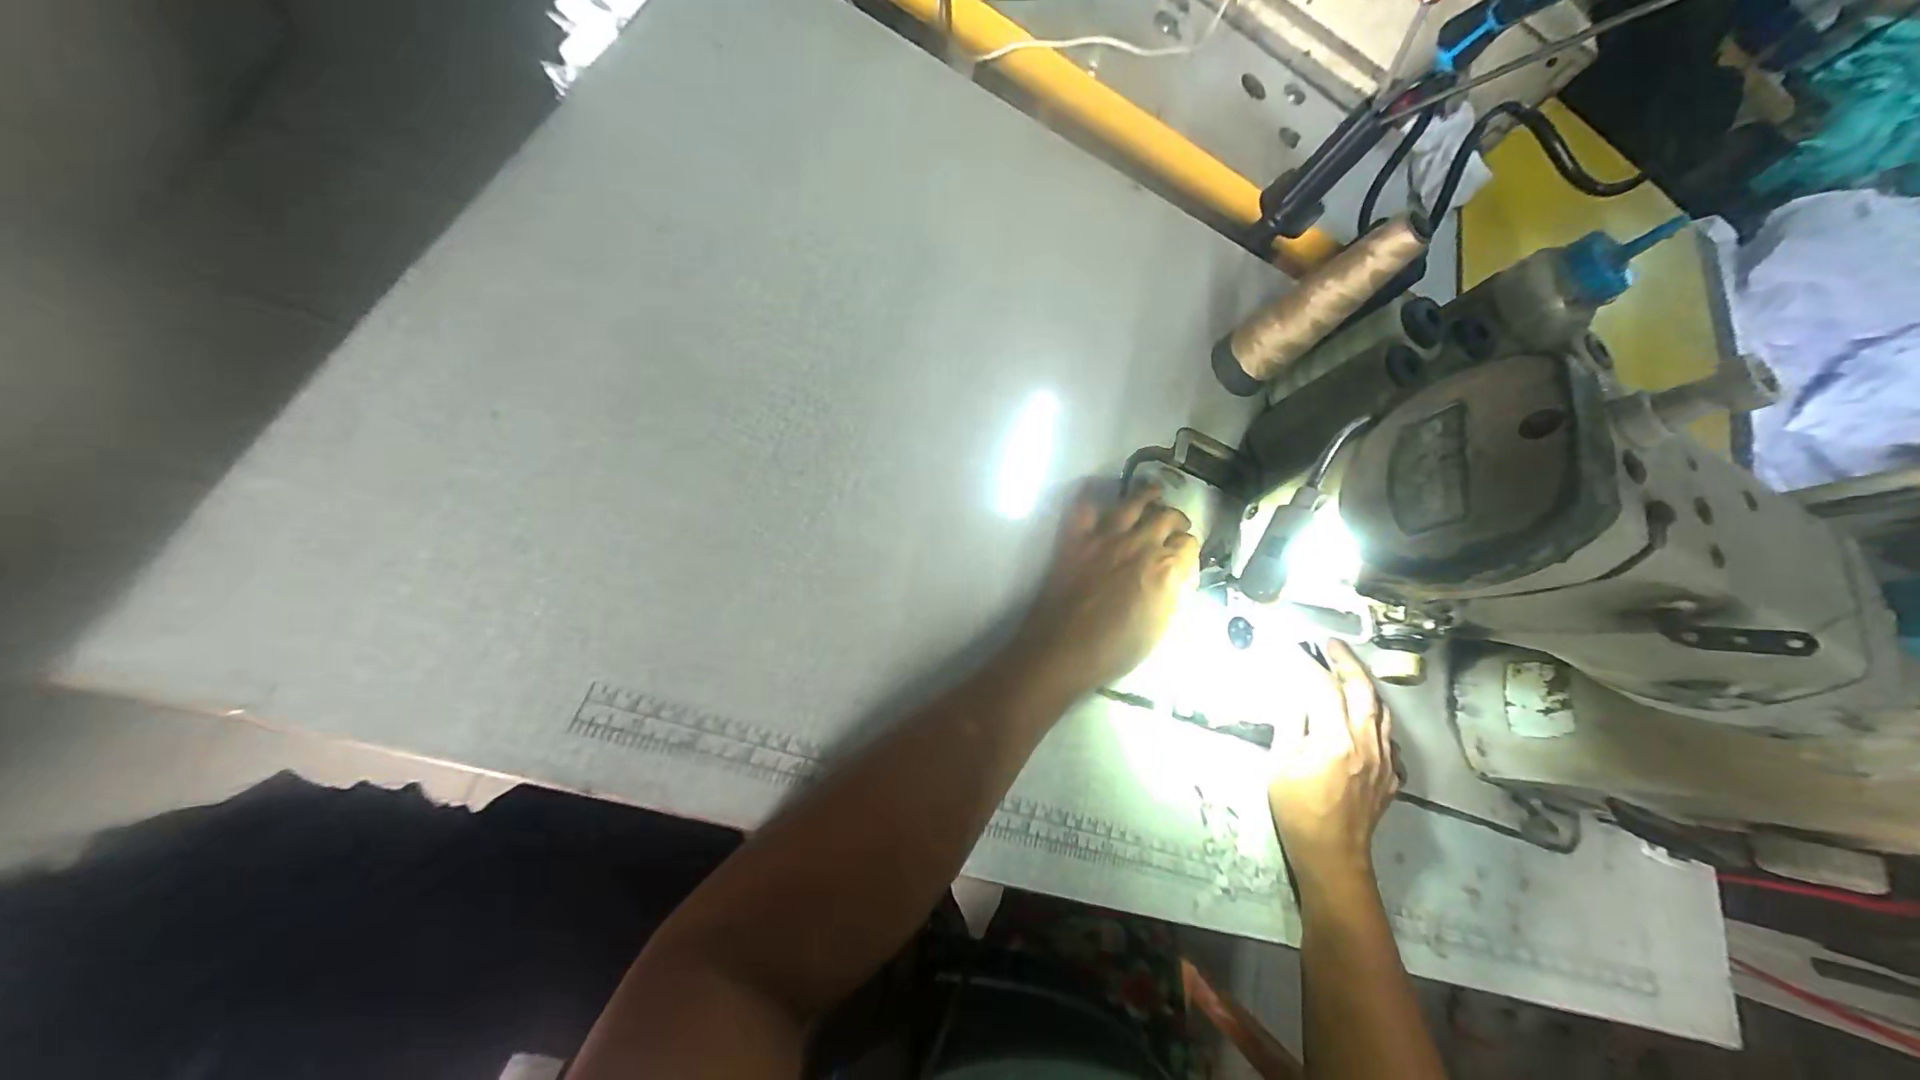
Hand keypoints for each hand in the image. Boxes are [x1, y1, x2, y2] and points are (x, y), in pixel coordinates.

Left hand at [1009, 483, 1198, 696]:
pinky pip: (1084, 506)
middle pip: (1166, 517)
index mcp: (1165, 569)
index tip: (1185, 554)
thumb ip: (1173, 595)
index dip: (1189, 549)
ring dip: (1148, 494)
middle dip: (1175, 520)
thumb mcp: (1160, 628)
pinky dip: (1092, 495)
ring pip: (1133, 502)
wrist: (1062, 650)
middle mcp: (1139, 544)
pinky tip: (1098, 491)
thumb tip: (1178, 577)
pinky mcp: (1074, 538)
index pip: (1189, 544)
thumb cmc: (1114, 651)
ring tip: (1155, 491)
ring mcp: (1104, 536)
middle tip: (1174, 525)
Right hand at [1267, 639, 1399, 877]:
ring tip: (1350, 672)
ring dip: (1366, 686)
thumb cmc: (1296, 810)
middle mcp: (1366, 743)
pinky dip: (1375, 716)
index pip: (1322, 688)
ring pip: (1382, 710)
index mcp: (1335, 739)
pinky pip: (1388, 735)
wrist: (1332, 854)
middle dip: (1347, 663)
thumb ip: (1290, 723)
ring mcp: (1384, 759)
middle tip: (1332, 645)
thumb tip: (1293, 693)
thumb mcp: (1280, 763)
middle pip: (1362, 691)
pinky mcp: (1391, 774)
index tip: (1294, 648)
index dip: (1307, 664)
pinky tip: (1364, 716)